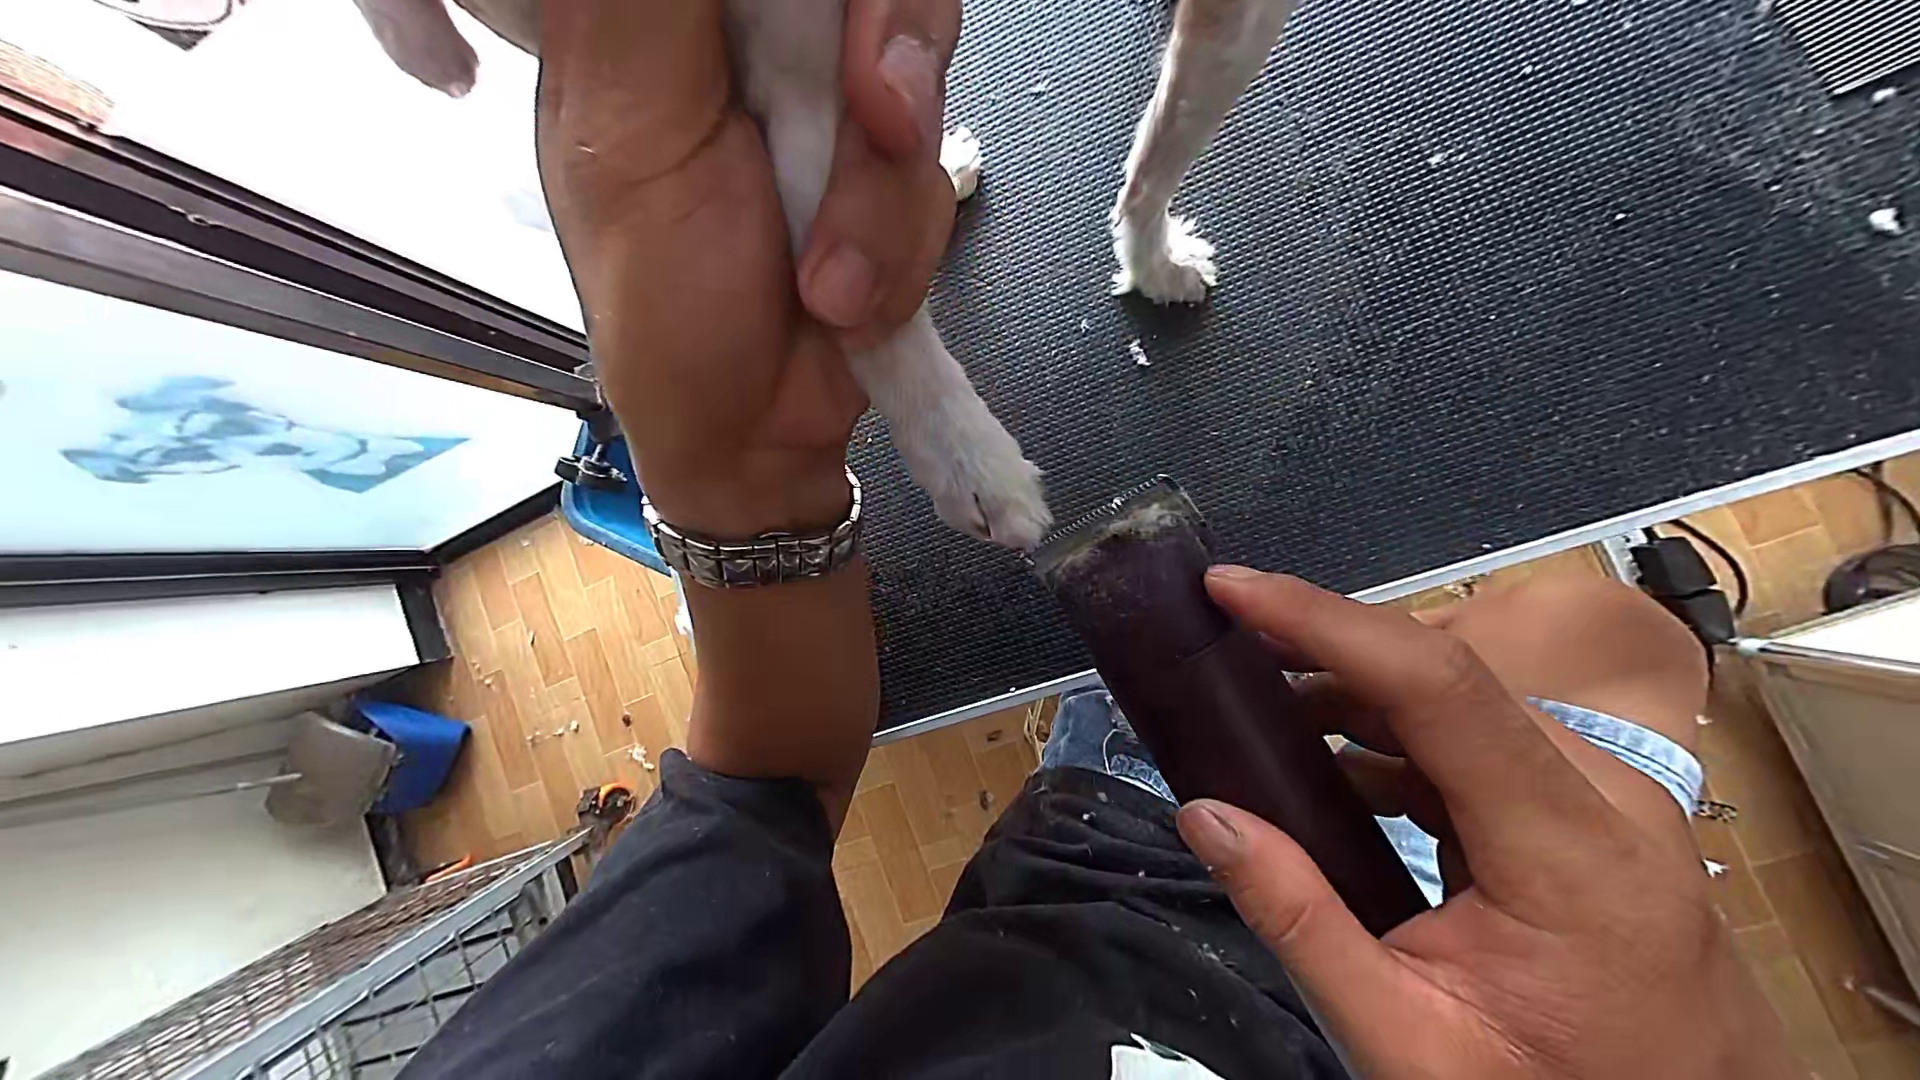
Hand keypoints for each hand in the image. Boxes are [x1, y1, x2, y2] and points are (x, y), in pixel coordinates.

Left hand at [535, 0, 958, 535]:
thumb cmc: (671, 315)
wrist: (756, 438)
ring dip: (883, 207)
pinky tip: (856, 309)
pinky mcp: (885, 199)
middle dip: (890, 63)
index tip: (842, 42)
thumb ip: (655, 3)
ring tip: (832, 292)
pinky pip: (934, 188)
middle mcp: (759, 58)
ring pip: (920, 88)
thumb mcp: (629, 135)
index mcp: (664, 20)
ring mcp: (834, 133)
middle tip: (875, 125)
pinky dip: (904, 256)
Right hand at [1177, 568, 1797, 1079]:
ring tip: (1255, 698)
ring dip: (1336, 681)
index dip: (1322, 620)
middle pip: (1431, 671)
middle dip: (1312, 640)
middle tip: (1220, 638)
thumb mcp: (1406, 1044)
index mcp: (1572, 854)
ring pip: (1437, 689)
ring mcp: (1585, 788)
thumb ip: (1296, 924)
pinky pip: (1450, 726)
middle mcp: (1595, 793)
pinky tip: (1319, 750)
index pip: (1435, 685)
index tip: (1231, 588)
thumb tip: (1201, 815)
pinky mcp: (1562, 796)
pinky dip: (1370, 721)